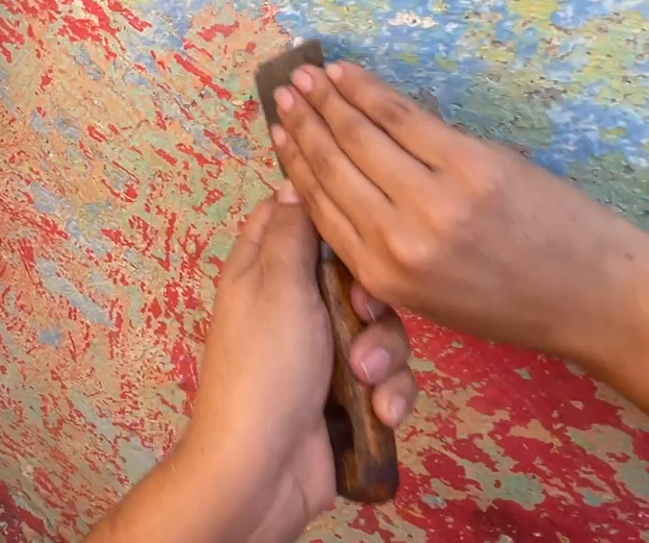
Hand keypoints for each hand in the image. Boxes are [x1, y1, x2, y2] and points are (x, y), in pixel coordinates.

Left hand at [179, 193, 415, 541]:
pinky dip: (388, 392)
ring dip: (383, 353)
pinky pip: (385, 374)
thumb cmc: (266, 364)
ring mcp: (319, 345)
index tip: (359, 223)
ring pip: (376, 324)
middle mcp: (289, 299)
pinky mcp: (346, 388)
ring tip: (368, 379)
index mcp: (260, 266)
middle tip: (363, 312)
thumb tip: (293, 181)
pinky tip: (381, 413)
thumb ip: (291, 233)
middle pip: (349, 271)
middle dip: (370, 297)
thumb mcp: (278, 285)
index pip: (293, 217)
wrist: (266, 467)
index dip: (328, 215)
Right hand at [269, 61, 648, 363]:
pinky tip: (345, 73)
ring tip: (305, 76)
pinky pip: (400, 116)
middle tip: (283, 92)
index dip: (294, 160)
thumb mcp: (428, 298)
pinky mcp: (469, 165)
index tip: (276, 131)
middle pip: (331, 163)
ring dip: (325, 98)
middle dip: (301, 122)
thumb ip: (374, 248)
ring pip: (359, 133)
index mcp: (382, 276)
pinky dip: (366, 89)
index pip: (319, 204)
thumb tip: (328, 190)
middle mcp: (396, 238)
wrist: (605, 303)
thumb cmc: (513, 302)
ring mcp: (433, 199)